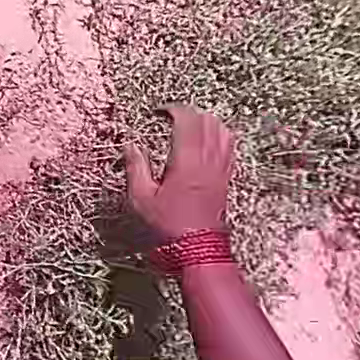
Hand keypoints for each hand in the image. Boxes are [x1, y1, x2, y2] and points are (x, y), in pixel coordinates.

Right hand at [125, 105, 234, 240]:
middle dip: (189, 113)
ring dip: (206, 122)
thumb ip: (136, 168)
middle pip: (207, 121)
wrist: (197, 250)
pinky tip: (208, 141)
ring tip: (190, 126)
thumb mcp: (142, 198)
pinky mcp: (226, 179)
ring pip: (222, 131)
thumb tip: (130, 147)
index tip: (159, 112)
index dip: (173, 110)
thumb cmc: (168, 227)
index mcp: (186, 162)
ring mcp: (220, 169)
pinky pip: (229, 147)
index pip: (187, 121)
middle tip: (172, 117)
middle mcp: (208, 161)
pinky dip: (219, 136)